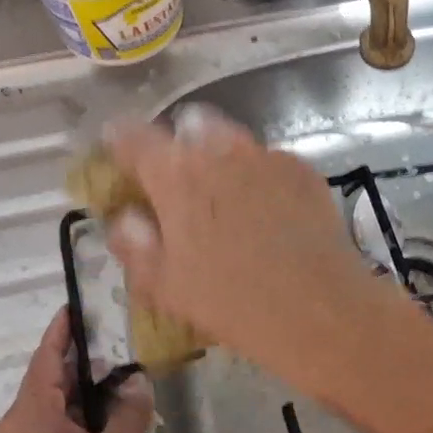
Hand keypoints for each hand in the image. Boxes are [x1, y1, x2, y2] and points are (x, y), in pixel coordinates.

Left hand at [0, 308, 152, 432]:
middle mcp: (6, 432)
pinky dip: (61, 423)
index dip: (60, 332)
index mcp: (26, 420)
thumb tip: (137, 381)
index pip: (44, 361)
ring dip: (71, 400)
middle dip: (76, 368)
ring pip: (40, 413)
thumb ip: (129, 415)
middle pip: (43, 386)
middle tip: (112, 353)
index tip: (73, 306)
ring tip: (108, 392)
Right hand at [103, 107, 407, 400]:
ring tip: (225, 198)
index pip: (135, 137)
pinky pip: (270, 162)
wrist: (316, 306)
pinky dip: (260, 177)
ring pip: (233, 141)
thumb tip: (126, 217)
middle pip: (189, 126)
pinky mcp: (303, 169)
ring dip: (220, 158)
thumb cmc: (230, 300)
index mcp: (176, 174)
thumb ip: (135, 244)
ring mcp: (267, 156)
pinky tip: (268, 211)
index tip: (116, 147)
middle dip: (178, 144)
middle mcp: (221, 150)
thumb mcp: (165, 285)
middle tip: (178, 181)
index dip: (121, 139)